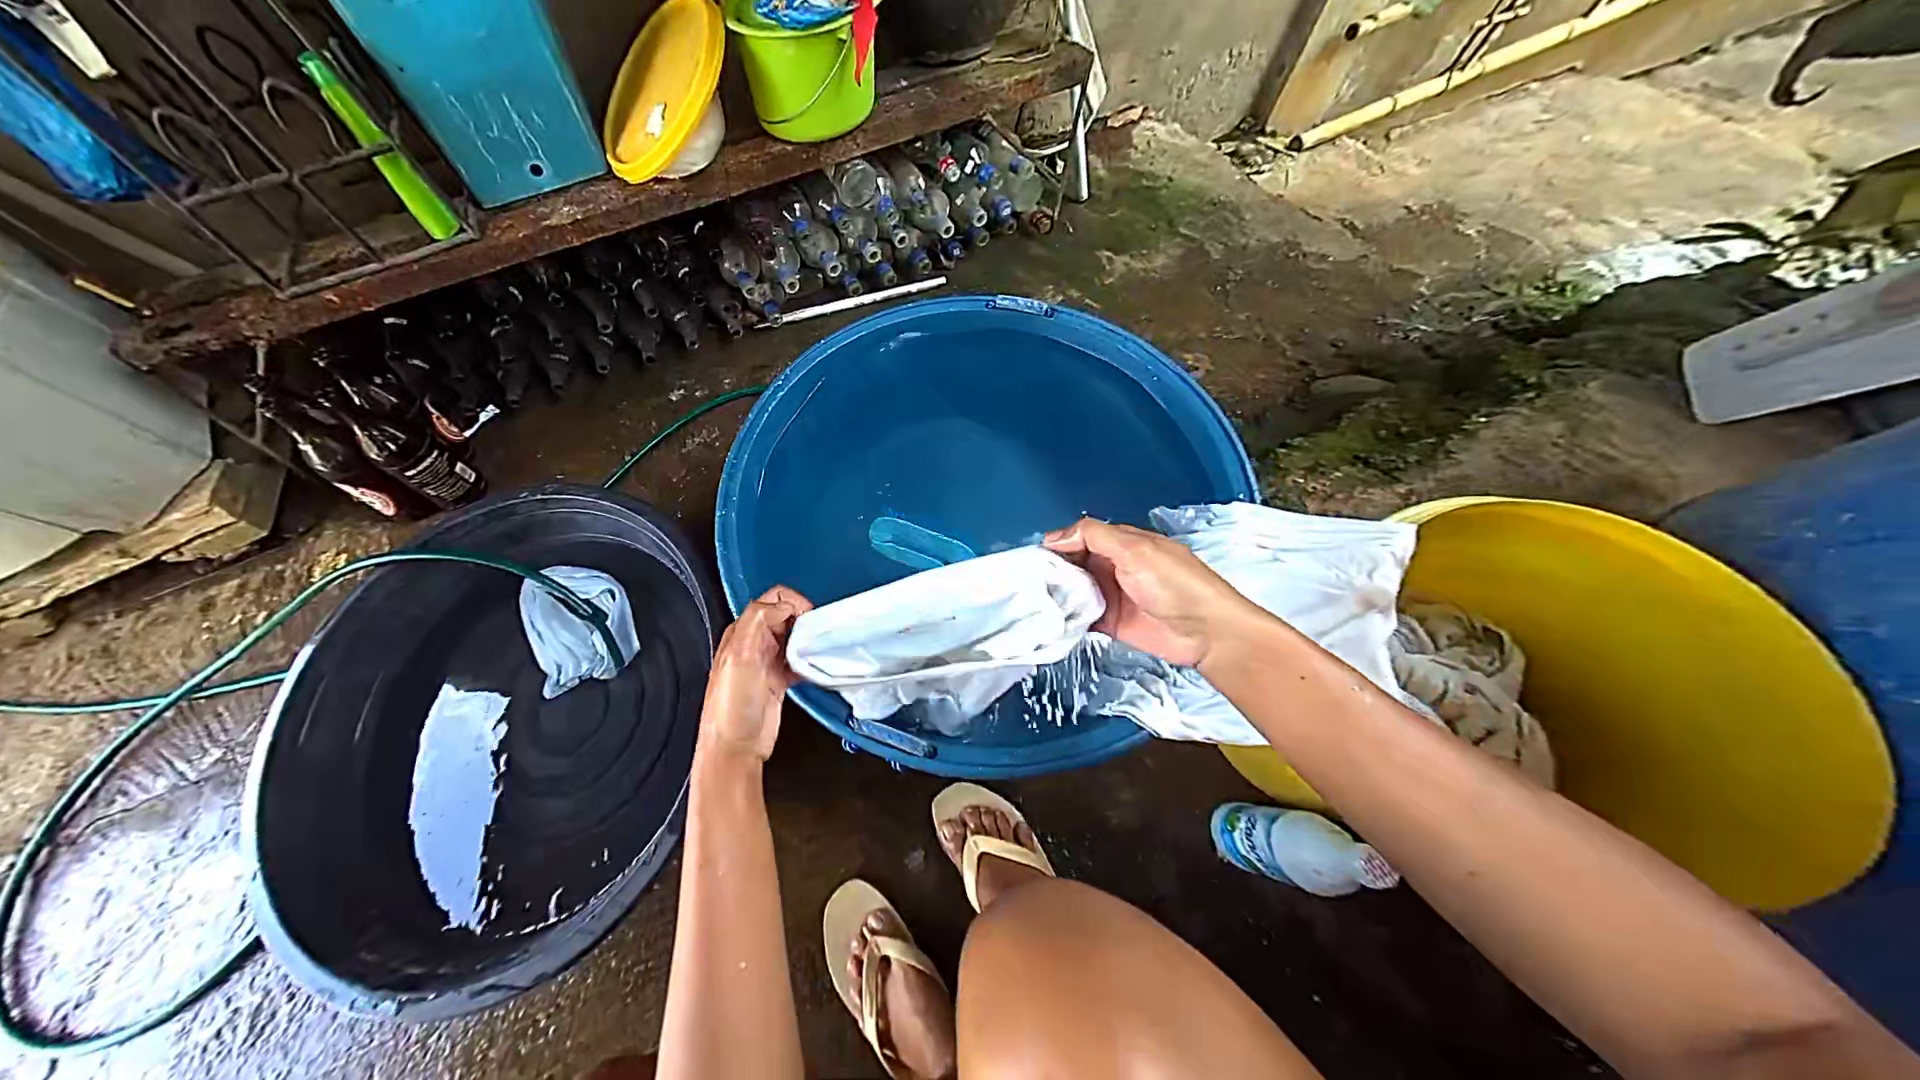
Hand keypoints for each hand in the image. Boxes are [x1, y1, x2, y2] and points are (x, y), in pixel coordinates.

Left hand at [700, 585, 812, 763]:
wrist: (735, 748)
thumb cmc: (730, 709)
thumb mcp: (740, 655)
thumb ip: (758, 621)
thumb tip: (784, 605)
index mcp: (740, 633)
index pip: (770, 600)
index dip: (792, 602)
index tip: (807, 617)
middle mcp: (753, 644)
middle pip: (785, 615)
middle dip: (803, 619)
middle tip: (814, 633)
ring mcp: (766, 662)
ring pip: (794, 637)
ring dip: (808, 639)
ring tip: (815, 649)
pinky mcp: (778, 680)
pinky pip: (799, 660)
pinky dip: (809, 660)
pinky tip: (813, 667)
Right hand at [1043, 518, 1258, 666]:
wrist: (1206, 632)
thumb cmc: (1179, 586)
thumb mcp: (1135, 550)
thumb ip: (1094, 536)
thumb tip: (1057, 535)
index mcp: (1122, 543)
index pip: (1081, 536)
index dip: (1059, 544)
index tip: (1036, 556)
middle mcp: (1115, 567)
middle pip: (1074, 563)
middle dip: (1053, 570)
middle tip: (1031, 580)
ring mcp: (1112, 595)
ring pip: (1075, 590)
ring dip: (1058, 594)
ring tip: (1034, 600)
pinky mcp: (1111, 622)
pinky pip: (1082, 617)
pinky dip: (1067, 617)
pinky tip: (1051, 619)